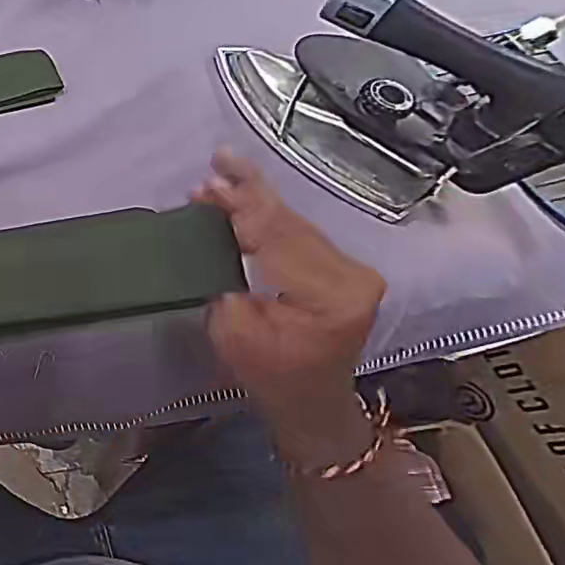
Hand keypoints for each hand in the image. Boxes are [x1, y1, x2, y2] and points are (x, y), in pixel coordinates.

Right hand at [195, 150, 386, 468]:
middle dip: (249, 193)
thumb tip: (215, 232)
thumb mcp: (235, 334)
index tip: (209, 186)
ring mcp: (355, 269)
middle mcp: (353, 275)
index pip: (279, 239)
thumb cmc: (272, 379)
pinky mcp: (346, 268)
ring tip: (224, 172)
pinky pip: (301, 233)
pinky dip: (270, 215)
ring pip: (297, 223)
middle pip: (291, 223)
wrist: (312, 403)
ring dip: (257, 199)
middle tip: (218, 161)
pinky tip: (246, 196)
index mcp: (331, 296)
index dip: (241, 210)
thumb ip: (225, 282)